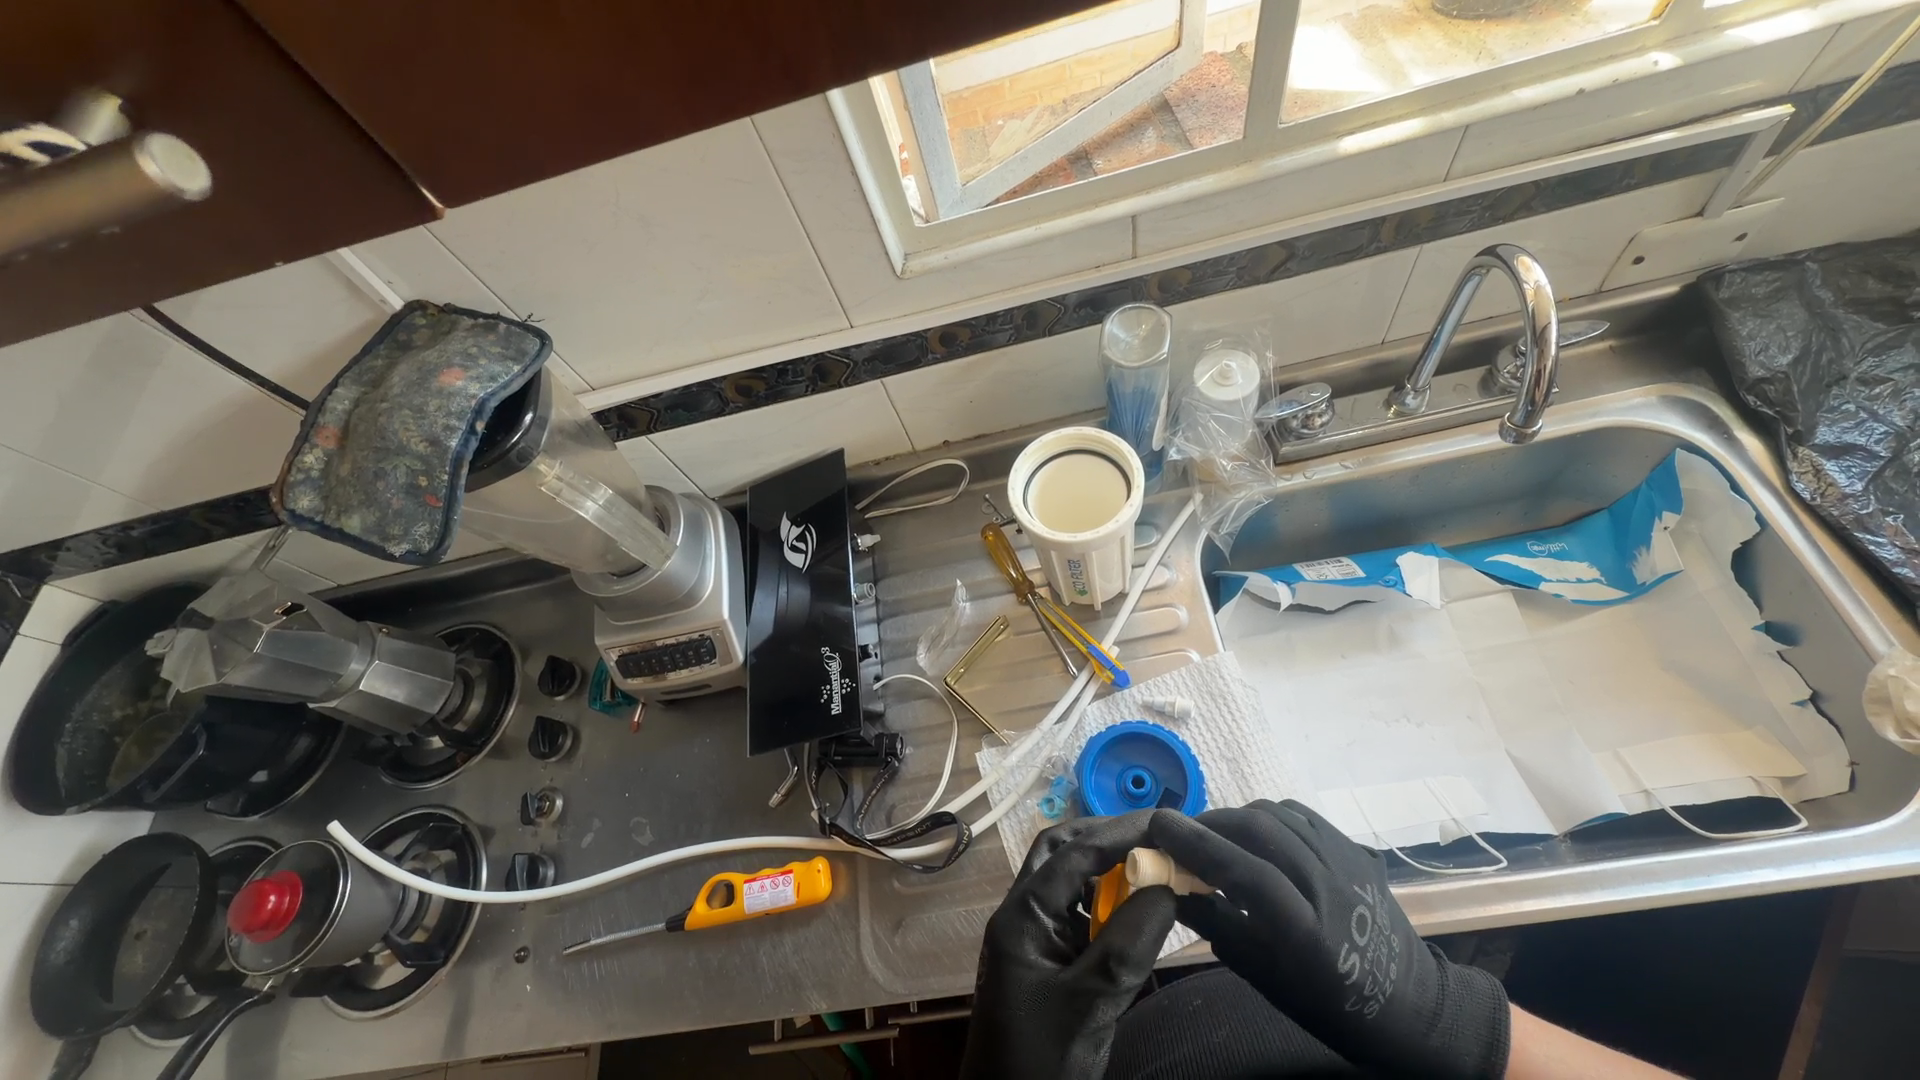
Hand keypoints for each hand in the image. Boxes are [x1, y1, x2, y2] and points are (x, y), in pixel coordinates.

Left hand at [960, 812, 1175, 1079]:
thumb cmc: (1041, 1059)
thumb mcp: (1091, 1002)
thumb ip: (1129, 941)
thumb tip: (1167, 885)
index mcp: (1022, 915)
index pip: (1075, 853)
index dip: (1123, 831)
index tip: (1169, 822)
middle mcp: (1022, 914)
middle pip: (1061, 851)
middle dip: (1107, 835)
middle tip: (1155, 835)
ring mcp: (1032, 936)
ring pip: (1067, 880)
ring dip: (1107, 867)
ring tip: (1153, 865)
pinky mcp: (1046, 960)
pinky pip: (1076, 914)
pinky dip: (1107, 903)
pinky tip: (1137, 911)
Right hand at [1149, 800, 1509, 1078]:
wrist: (1412, 1007)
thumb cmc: (1328, 1004)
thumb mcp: (1266, 977)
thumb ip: (1217, 925)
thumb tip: (1171, 887)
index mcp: (1306, 932)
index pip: (1244, 871)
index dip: (1197, 844)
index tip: (1158, 825)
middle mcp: (1328, 887)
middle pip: (1257, 830)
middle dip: (1208, 823)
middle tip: (1179, 832)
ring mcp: (1346, 862)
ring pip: (1276, 814)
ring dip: (1234, 816)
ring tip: (1214, 834)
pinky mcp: (1354, 850)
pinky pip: (1299, 814)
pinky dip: (1265, 815)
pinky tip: (1253, 833)